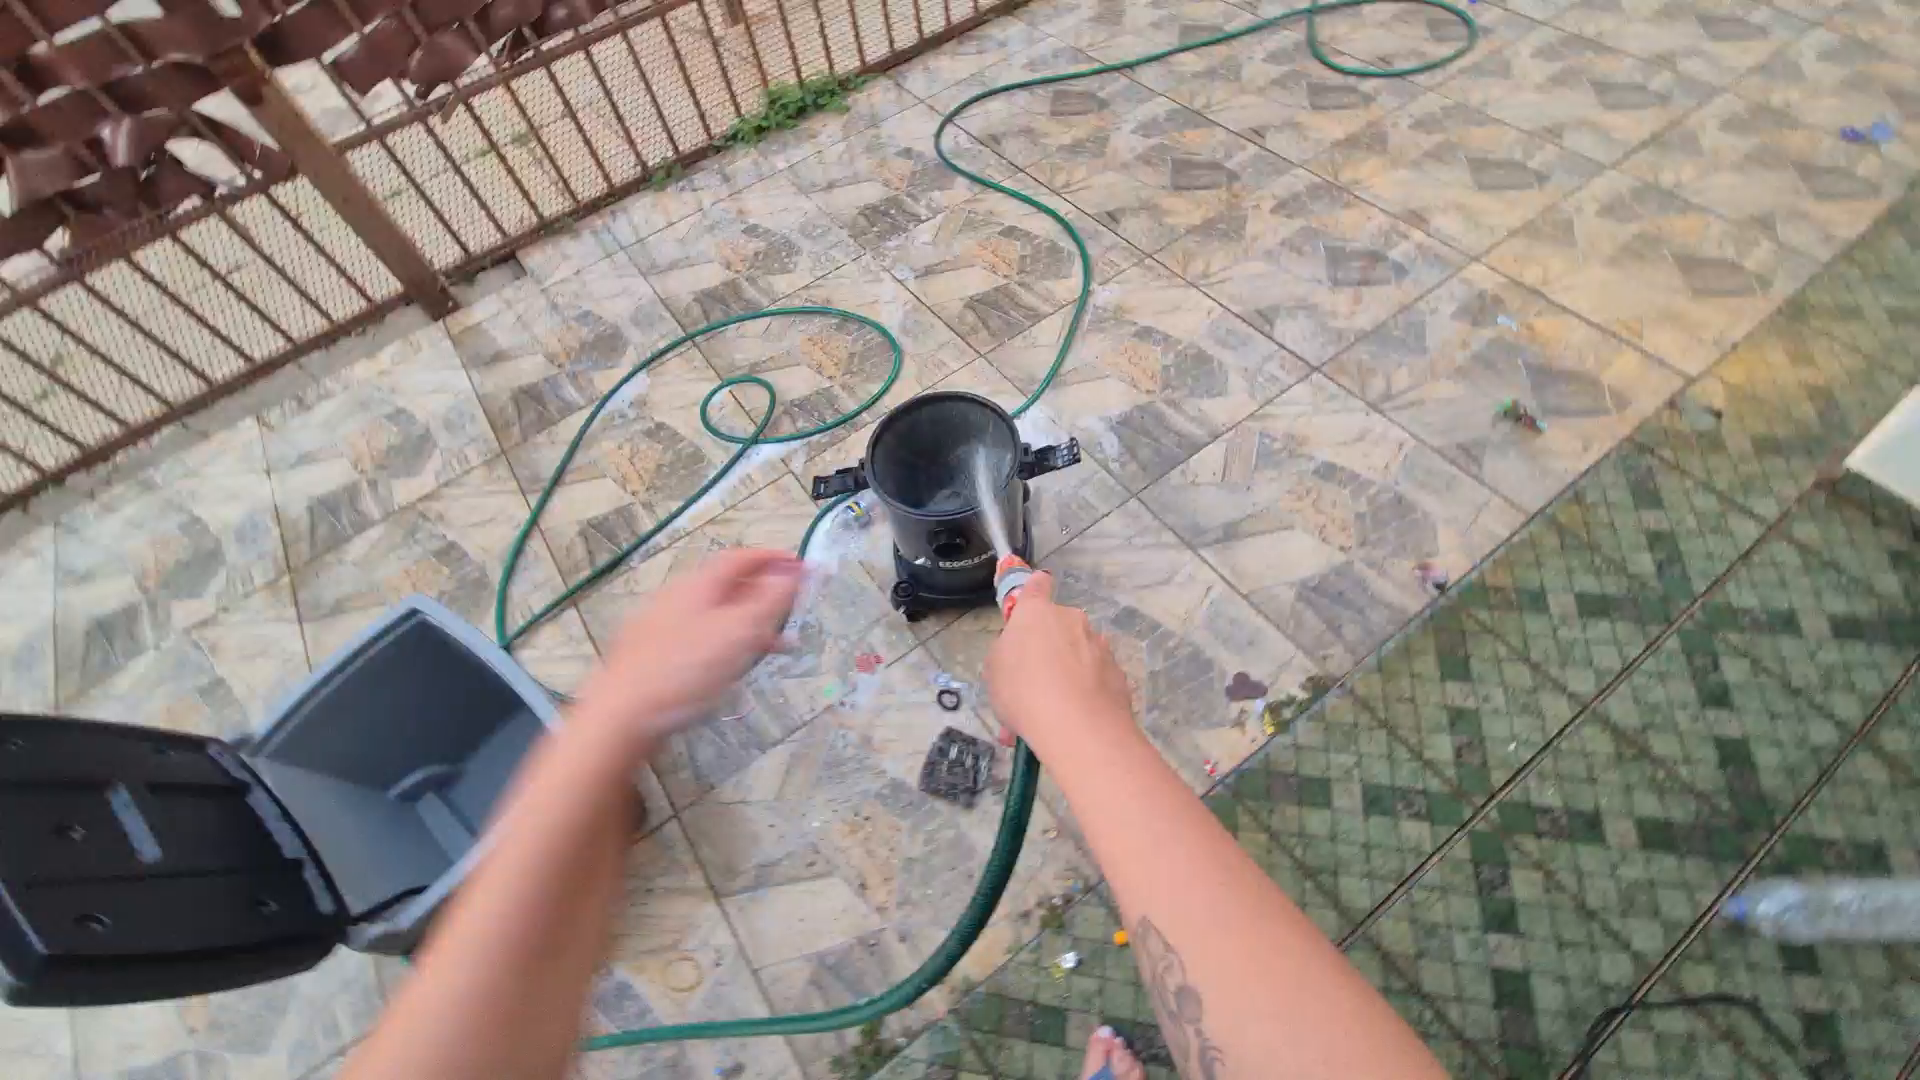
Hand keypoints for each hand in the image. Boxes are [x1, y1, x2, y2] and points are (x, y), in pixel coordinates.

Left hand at [572, 548, 803, 754]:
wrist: (620, 716)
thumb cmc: (685, 669)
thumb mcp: (739, 631)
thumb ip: (771, 599)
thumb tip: (794, 571)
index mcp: (698, 585)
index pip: (742, 557)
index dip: (774, 558)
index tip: (802, 566)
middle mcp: (678, 597)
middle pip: (729, 584)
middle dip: (766, 593)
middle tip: (795, 608)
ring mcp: (663, 625)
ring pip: (717, 613)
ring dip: (751, 622)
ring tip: (778, 645)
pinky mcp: (655, 653)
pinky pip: (702, 635)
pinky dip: (729, 641)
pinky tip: (736, 665)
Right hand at [984, 572, 1136, 757]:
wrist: (1078, 728)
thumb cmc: (1023, 691)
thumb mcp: (994, 672)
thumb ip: (1007, 652)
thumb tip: (1020, 653)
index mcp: (1036, 613)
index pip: (1037, 586)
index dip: (1034, 589)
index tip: (1034, 596)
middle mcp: (1072, 620)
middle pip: (1060, 626)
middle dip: (1051, 648)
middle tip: (1035, 682)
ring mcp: (1100, 646)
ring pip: (1080, 655)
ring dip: (1069, 674)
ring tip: (1053, 711)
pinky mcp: (1118, 673)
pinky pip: (1096, 678)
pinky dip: (1087, 693)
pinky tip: (1075, 721)